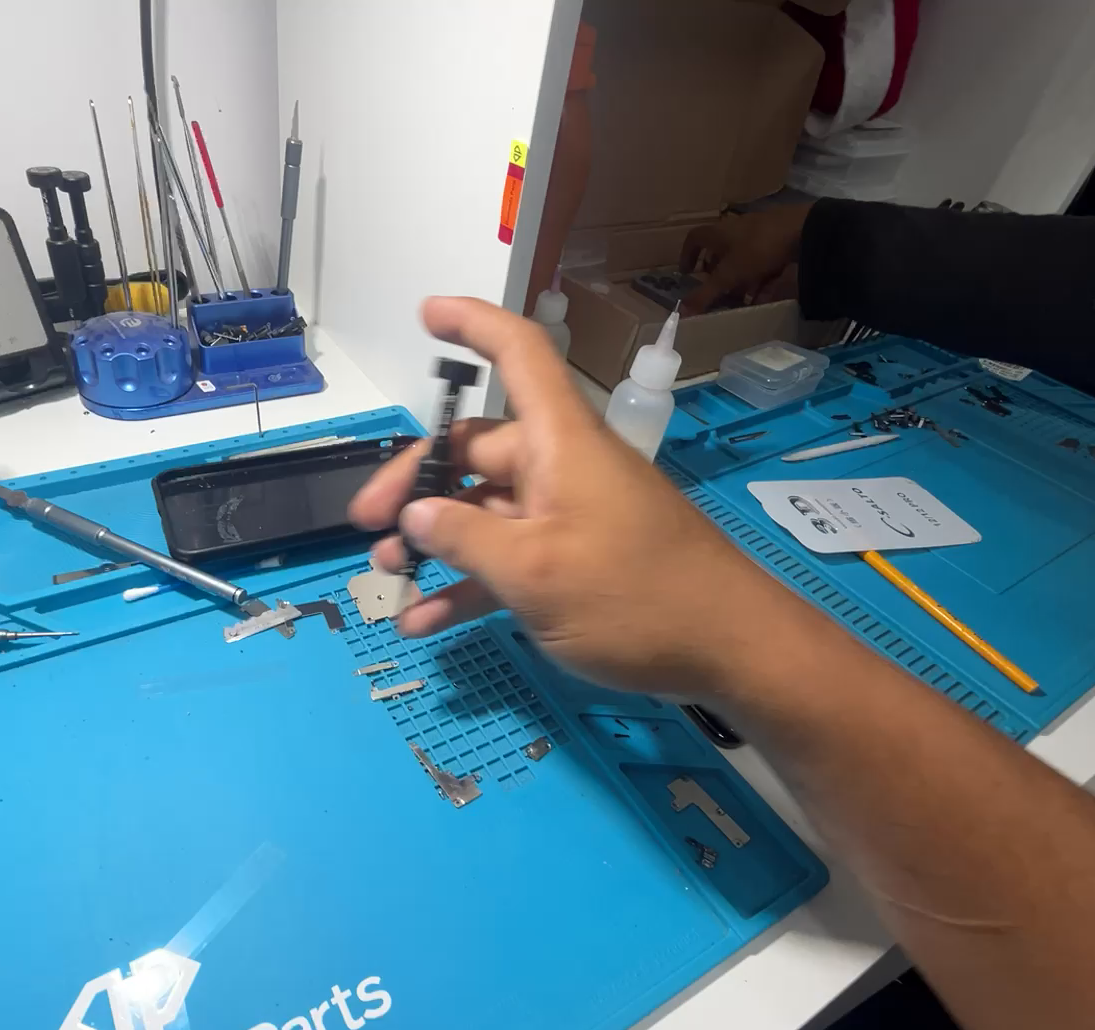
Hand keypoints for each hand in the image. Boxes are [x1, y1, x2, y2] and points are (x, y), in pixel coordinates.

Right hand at [348, 296, 822, 698]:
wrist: (727, 651)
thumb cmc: (632, 596)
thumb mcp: (535, 571)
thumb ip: (466, 538)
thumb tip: (416, 514)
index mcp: (557, 443)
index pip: (519, 354)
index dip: (473, 324)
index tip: (426, 313)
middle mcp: (558, 468)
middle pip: (474, 451)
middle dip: (415, 487)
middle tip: (367, 525)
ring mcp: (564, 517)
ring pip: (482, 513)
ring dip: (434, 542)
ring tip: (386, 575)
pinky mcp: (571, 562)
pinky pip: (507, 562)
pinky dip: (467, 586)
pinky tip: (423, 621)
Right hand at [678, 201, 814, 313]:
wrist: (805, 231)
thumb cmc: (757, 248)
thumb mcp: (728, 275)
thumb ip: (705, 295)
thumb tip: (680, 313)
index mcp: (719, 232)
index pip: (695, 238)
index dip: (687, 255)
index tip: (686, 272)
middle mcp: (737, 230)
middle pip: (719, 250)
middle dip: (715, 272)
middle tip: (714, 290)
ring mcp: (760, 234)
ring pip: (742, 258)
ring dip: (738, 279)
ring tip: (739, 299)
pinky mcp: (779, 241)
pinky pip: (762, 262)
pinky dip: (759, 279)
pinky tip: (763, 296)